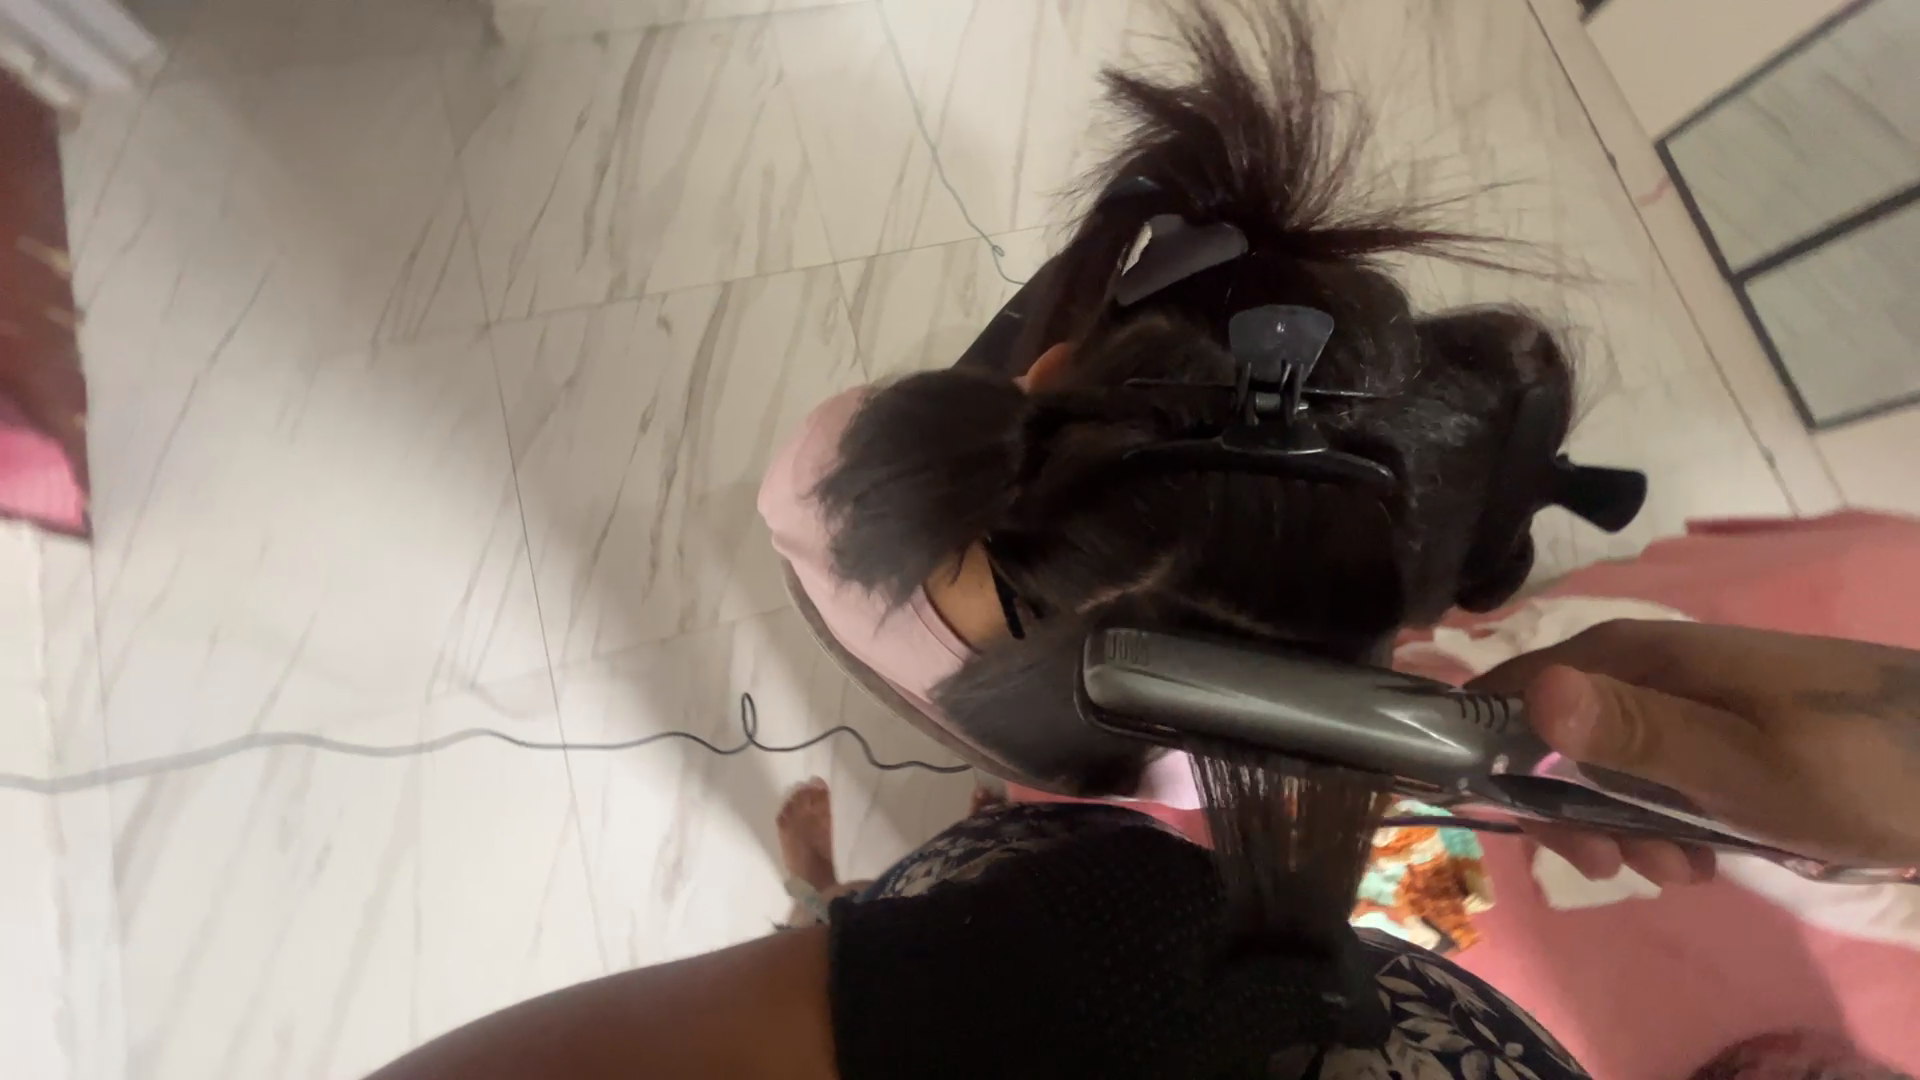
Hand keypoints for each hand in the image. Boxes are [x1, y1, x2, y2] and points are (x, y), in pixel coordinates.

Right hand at [1470, 621, 1919, 885]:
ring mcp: (1667, 698)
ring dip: (1612, 824)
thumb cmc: (1873, 769)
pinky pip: (1642, 774)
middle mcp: (1626, 667)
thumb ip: (1638, 733)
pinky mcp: (1704, 730)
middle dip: (1560, 806)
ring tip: (1676, 871)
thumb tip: (1535, 693)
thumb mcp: (1751, 765)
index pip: (1503, 692)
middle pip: (1541, 734)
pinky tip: (1698, 857)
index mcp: (1620, 655)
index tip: (1522, 820)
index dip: (1489, 754)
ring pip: (1591, 762)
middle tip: (1607, 864)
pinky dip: (1653, 820)